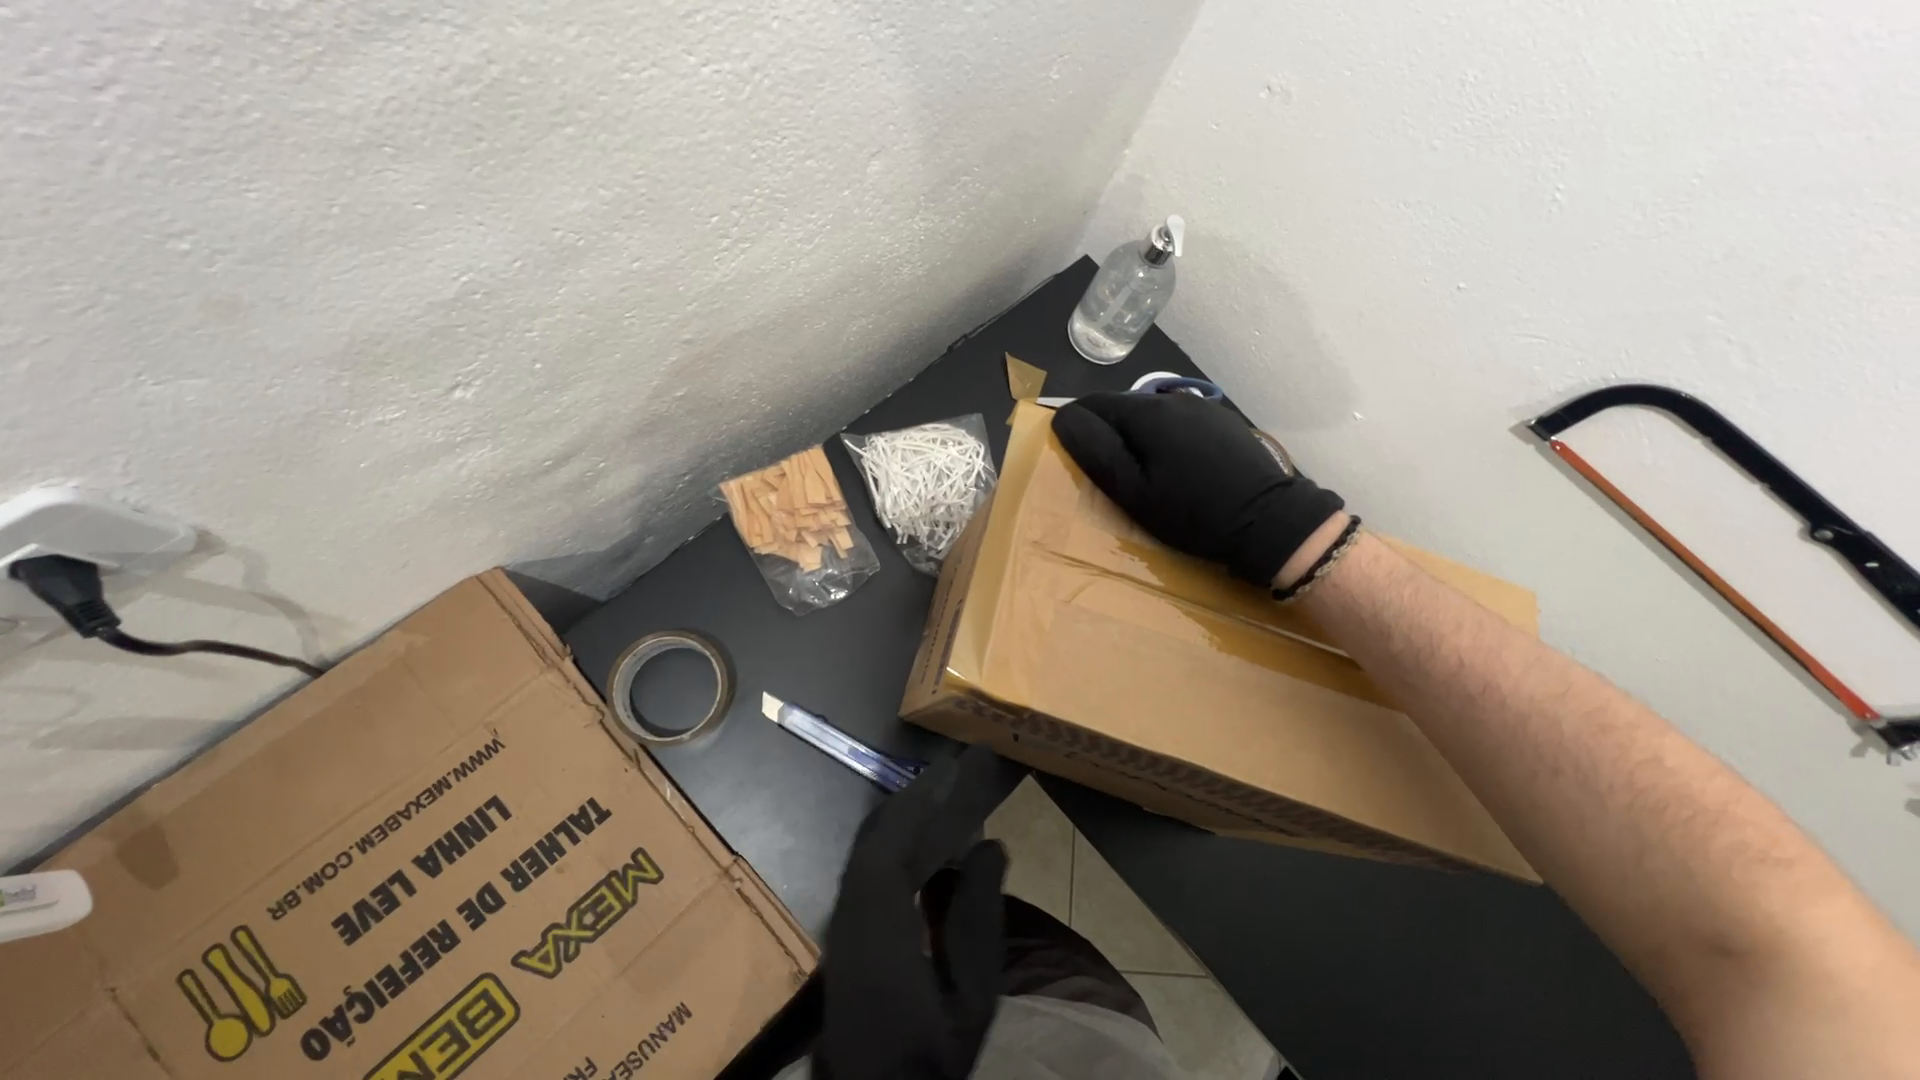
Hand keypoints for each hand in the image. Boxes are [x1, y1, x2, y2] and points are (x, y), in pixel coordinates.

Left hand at [814, 747, 1010, 1079]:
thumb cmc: (930, 1054)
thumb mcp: (971, 997)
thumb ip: (977, 919)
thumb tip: (990, 846)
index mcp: (878, 928)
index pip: (891, 843)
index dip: (921, 800)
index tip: (954, 768)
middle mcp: (850, 914)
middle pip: (876, 836)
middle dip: (915, 798)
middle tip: (956, 770)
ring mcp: (843, 921)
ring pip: (869, 849)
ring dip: (905, 815)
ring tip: (946, 792)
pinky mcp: (846, 931)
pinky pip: (869, 867)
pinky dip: (897, 840)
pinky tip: (926, 840)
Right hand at [1052, 392, 1345, 585]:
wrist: (1271, 525)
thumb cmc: (1193, 514)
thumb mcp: (1134, 492)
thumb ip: (1096, 451)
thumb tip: (1063, 416)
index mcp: (1148, 413)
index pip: (1094, 404)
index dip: (1077, 427)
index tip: (1074, 456)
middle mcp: (1176, 401)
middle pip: (1125, 408)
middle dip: (1109, 433)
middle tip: (1109, 474)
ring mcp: (1205, 410)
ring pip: (1154, 416)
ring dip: (1139, 438)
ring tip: (1142, 475)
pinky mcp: (1226, 426)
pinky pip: (1181, 425)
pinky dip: (1168, 442)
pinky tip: (1177, 470)